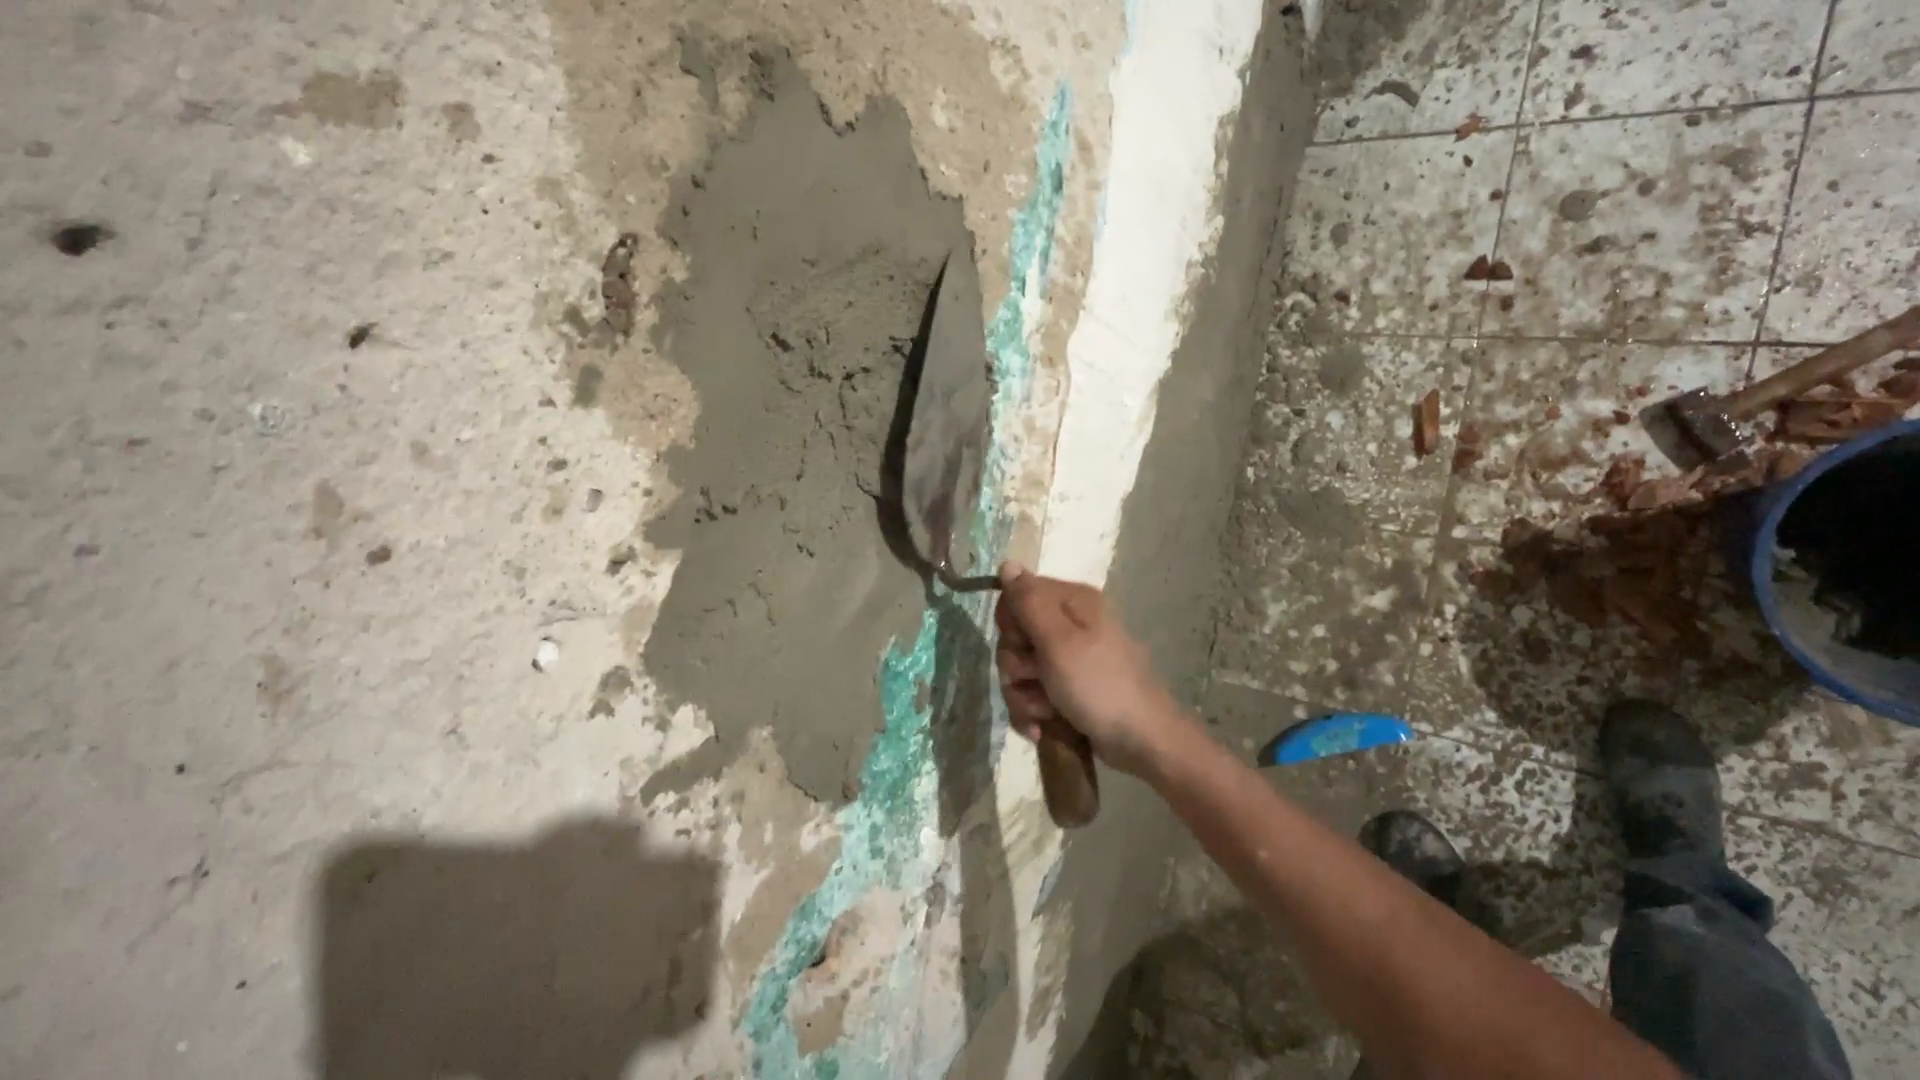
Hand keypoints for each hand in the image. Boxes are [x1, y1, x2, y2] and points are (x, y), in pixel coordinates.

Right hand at [993, 562, 1186, 777]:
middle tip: (1038, 679)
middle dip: (1016, 667)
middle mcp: (1068, 625)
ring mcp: (1067, 660)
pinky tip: (1043, 728)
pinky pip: (1030, 695)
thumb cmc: (1099, 685)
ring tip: (1046, 711)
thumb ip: (1029, 602)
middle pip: (1013, 638)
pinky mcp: (1065, 691)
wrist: (1141, 741)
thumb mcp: (1059, 640)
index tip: (1026, 644)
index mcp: (1070, 602)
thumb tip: (1007, 563)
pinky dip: (1032, 713)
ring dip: (1024, 696)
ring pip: (1018, 672)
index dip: (1011, 625)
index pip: (1015, 597)